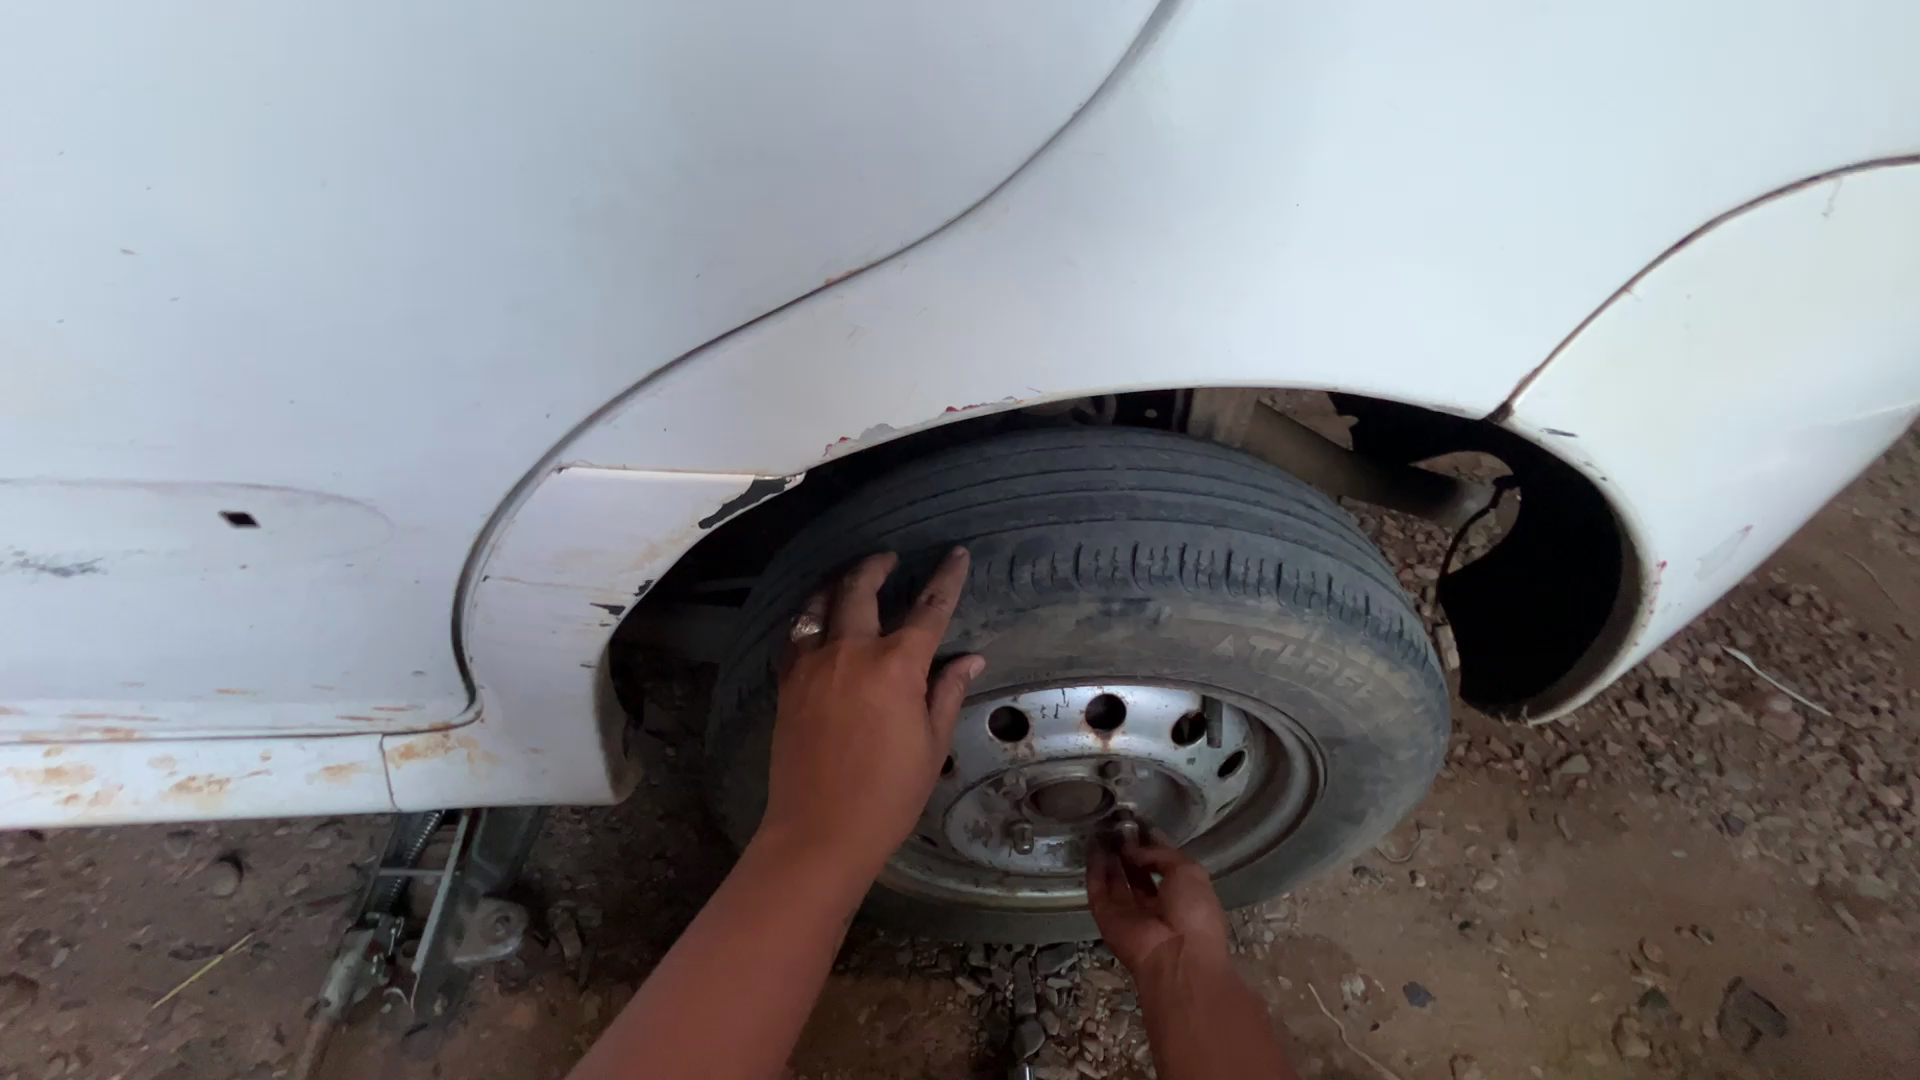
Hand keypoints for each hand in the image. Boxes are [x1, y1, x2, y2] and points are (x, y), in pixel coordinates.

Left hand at [757, 547, 984, 880]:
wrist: (820, 831)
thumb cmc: (888, 794)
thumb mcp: (931, 745)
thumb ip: (947, 691)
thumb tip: (971, 658)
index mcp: (896, 666)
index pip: (930, 608)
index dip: (947, 577)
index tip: (957, 554)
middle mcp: (851, 651)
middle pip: (861, 589)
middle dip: (877, 566)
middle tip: (888, 557)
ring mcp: (813, 664)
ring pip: (820, 604)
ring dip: (837, 584)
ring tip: (849, 578)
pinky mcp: (788, 683)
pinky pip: (796, 636)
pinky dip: (809, 618)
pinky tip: (816, 621)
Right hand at [1086, 831, 1231, 980]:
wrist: (1176, 958)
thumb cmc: (1193, 912)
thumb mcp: (1189, 871)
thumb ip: (1161, 854)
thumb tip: (1134, 848)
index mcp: (1181, 897)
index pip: (1161, 867)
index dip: (1150, 847)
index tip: (1138, 825)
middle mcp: (1155, 906)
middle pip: (1137, 874)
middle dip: (1128, 851)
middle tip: (1119, 826)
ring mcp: (1129, 913)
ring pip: (1116, 881)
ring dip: (1110, 857)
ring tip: (1104, 830)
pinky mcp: (1106, 917)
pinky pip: (1098, 890)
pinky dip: (1094, 870)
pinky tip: (1093, 846)